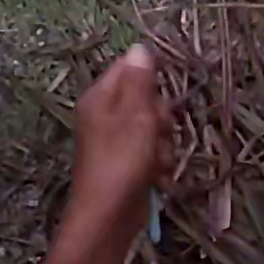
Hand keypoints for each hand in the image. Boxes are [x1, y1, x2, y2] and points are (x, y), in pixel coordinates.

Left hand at [60, 44, 170, 253]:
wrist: (109, 217)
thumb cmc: (121, 162)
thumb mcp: (136, 115)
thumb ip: (140, 80)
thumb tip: (139, 46)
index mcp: (100, 97)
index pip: (128, 68)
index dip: (151, 78)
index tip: (162, 94)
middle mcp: (105, 115)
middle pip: (146, 99)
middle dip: (160, 117)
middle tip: (156, 131)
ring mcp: (116, 141)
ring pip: (154, 128)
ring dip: (163, 144)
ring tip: (156, 159)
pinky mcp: (127, 163)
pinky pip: (152, 152)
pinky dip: (158, 163)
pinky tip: (156, 176)